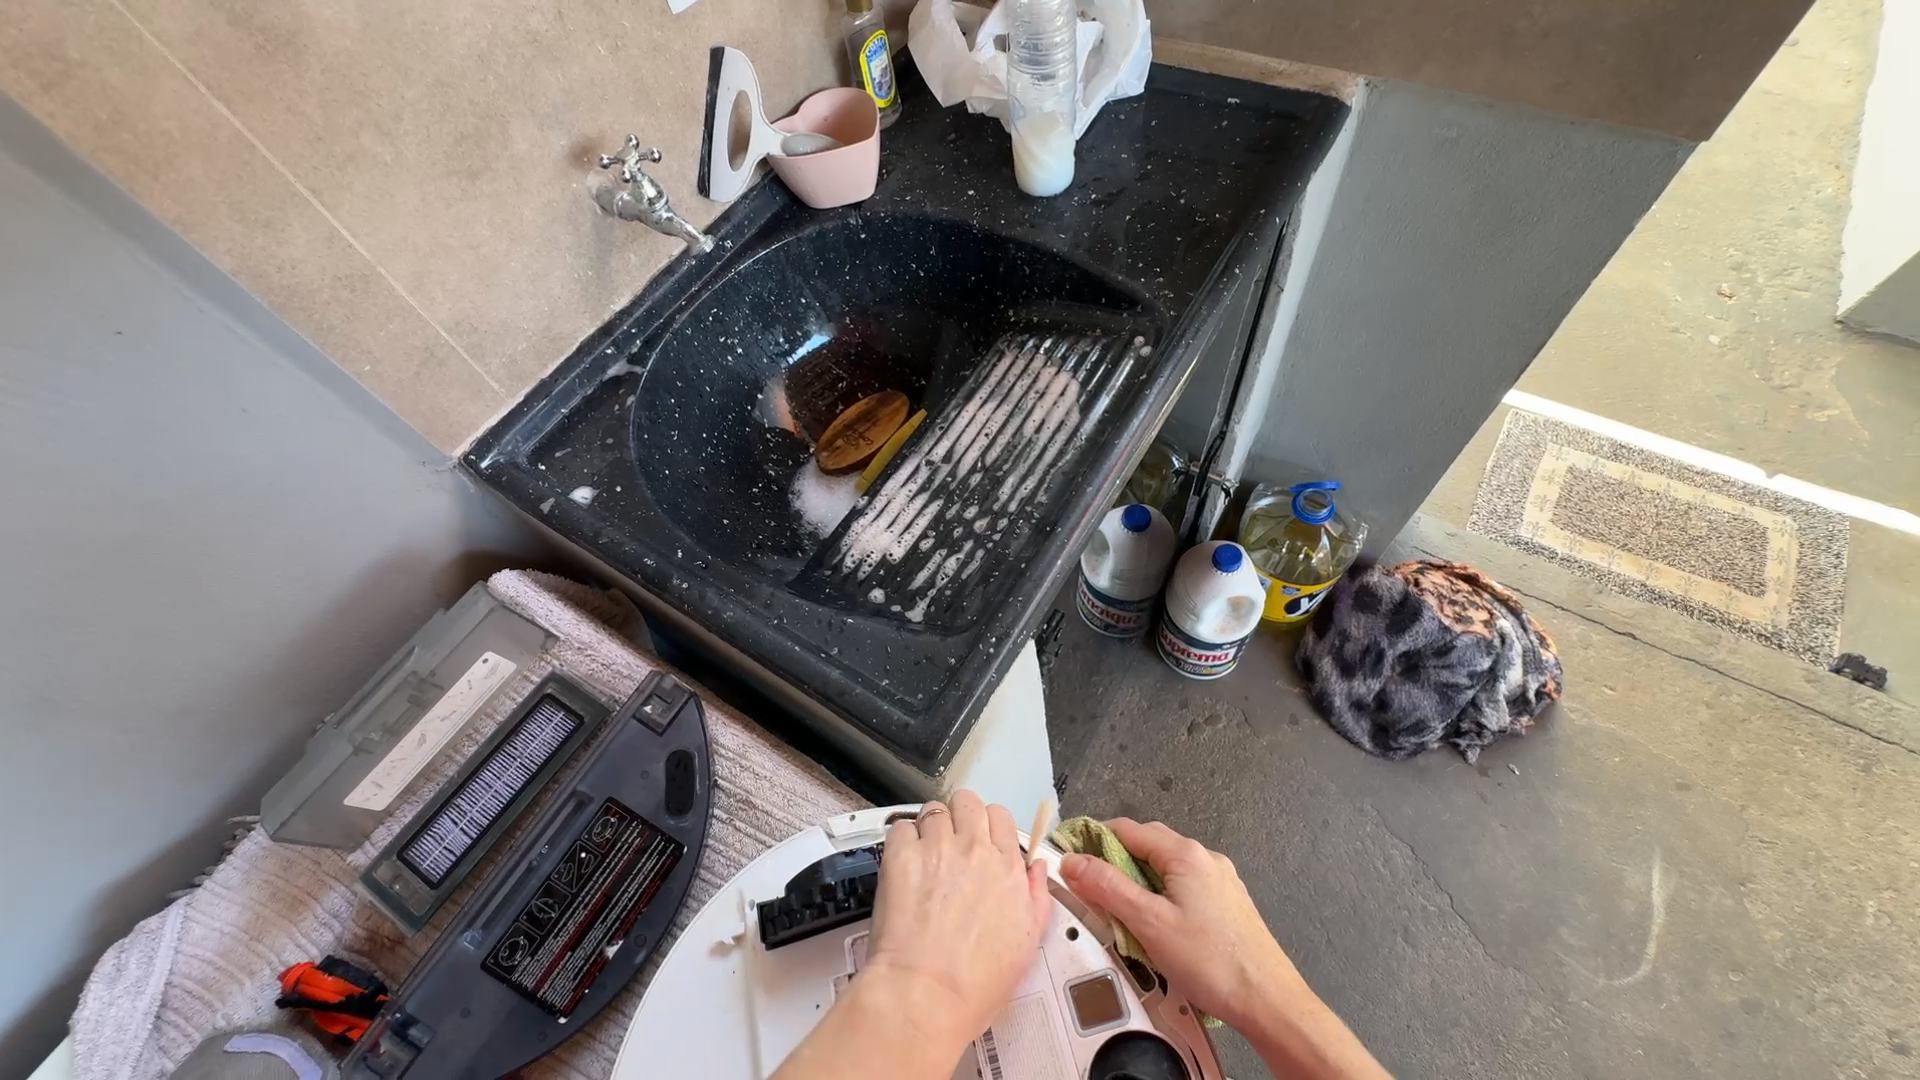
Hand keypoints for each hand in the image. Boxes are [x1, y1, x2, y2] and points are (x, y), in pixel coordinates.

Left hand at [862, 791, 1051, 1053]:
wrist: (926, 995)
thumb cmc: (978, 981)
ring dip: (930, 828)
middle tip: (950, 843)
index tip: (980, 844)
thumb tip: (1036, 866)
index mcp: (1006, 865)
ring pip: (933, 810)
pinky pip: (901, 827)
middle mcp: (973, 847)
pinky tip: (902, 864)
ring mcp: (936, 847)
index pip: (1000, 816)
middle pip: (968, 801)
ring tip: (924, 856)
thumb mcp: (1028, 943)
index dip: (989, 827)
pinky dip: (901, 840)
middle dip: (960, 816)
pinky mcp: (901, 855)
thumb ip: (1037, 896)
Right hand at [1060, 819, 1390, 1079]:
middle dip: (1115, 862)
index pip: (1126, 829)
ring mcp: (1220, 880)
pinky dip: (1161, 896)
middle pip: (1147, 845)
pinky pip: (1184, 886)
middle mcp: (1205, 857)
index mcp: (1185, 853)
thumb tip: (1072, 861)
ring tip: (1121, 913)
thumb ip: (1107, 887)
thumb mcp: (1149, 923)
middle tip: (1092, 889)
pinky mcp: (1228, 903)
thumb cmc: (1211, 961)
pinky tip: (1157, 925)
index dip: (1093, 840)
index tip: (1070, 859)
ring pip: (1166, 868)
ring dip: (1138, 882)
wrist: (1271, 1002)